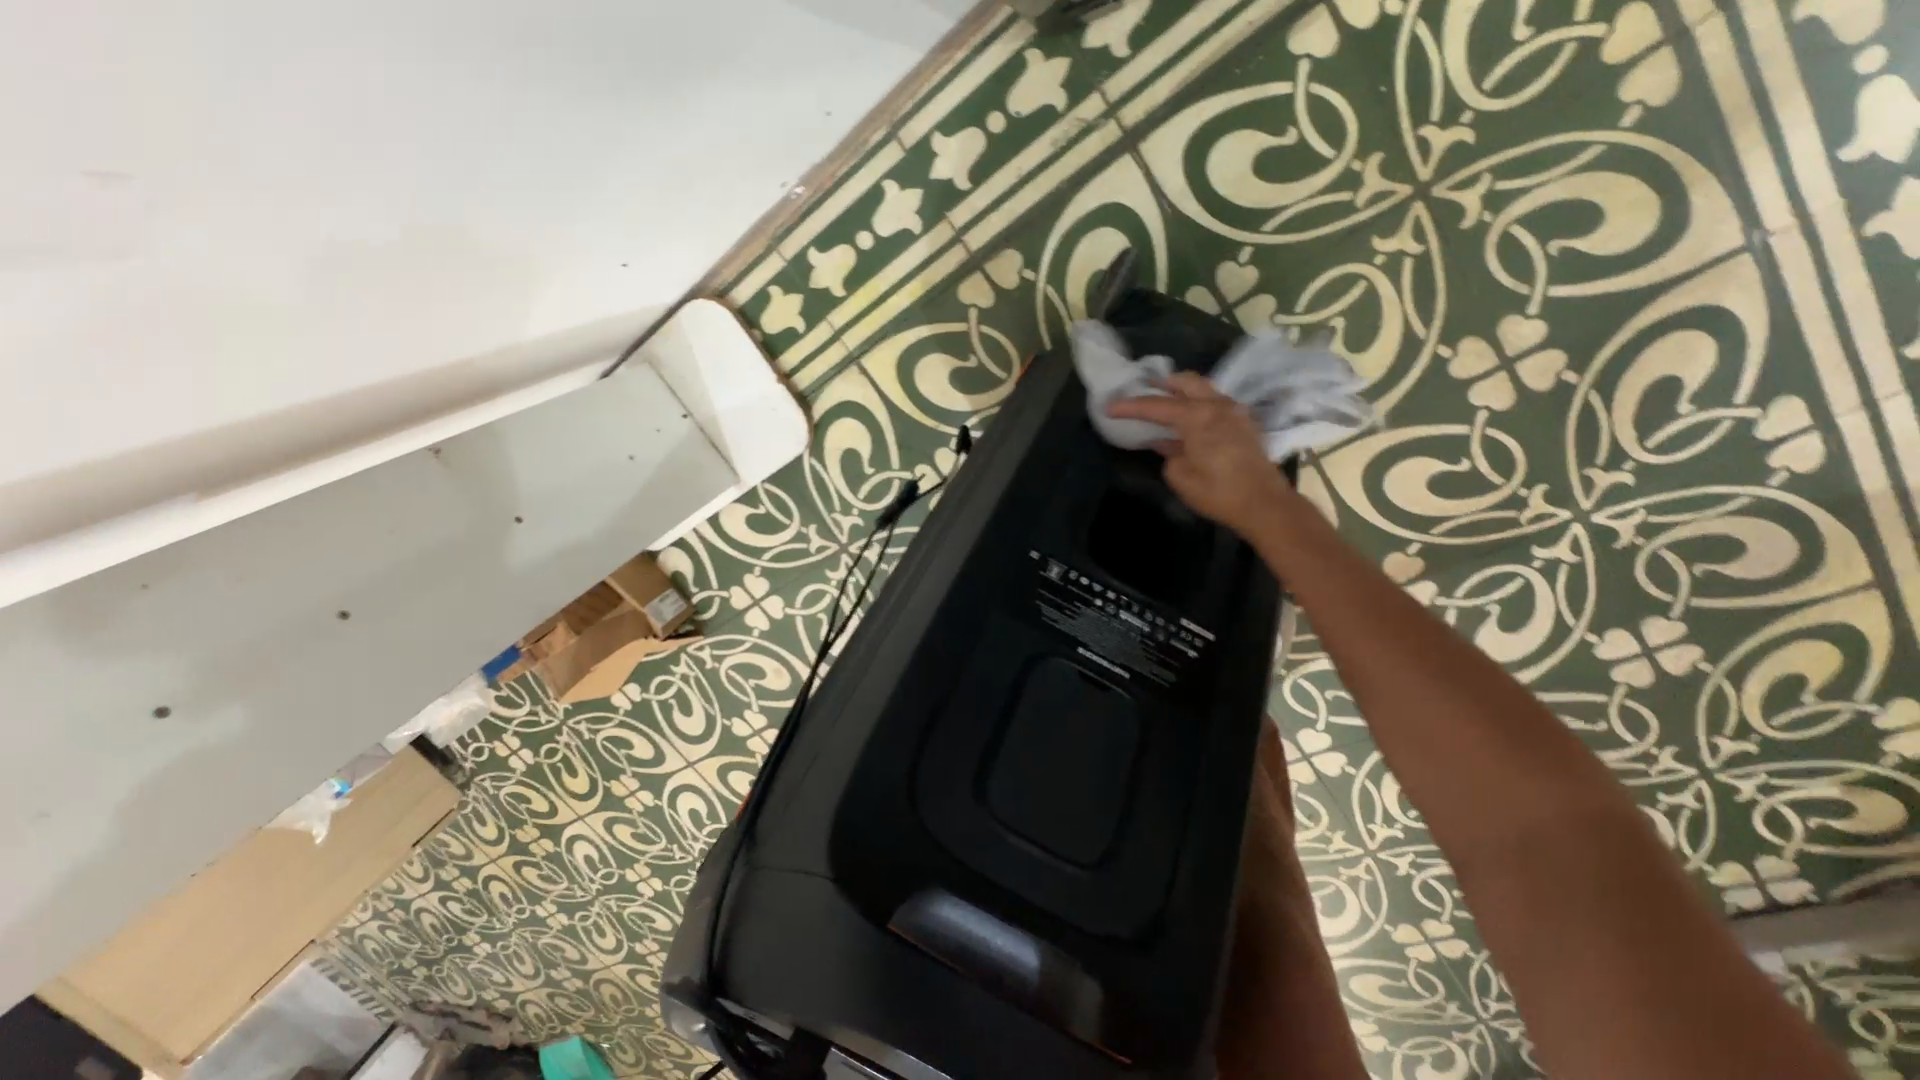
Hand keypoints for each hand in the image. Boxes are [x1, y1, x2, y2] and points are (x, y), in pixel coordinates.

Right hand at [1106, 372, 1292, 534]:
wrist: (1265, 504)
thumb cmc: (1219, 492)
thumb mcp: (1181, 477)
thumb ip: (1170, 455)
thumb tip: (1169, 446)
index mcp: (1197, 417)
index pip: (1156, 405)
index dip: (1130, 406)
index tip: (1110, 407)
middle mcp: (1217, 406)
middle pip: (1187, 382)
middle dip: (1164, 384)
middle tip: (1146, 388)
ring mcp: (1235, 413)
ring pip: (1205, 390)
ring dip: (1184, 392)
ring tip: (1168, 401)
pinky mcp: (1245, 425)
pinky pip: (1217, 404)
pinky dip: (1200, 405)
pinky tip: (1191, 421)